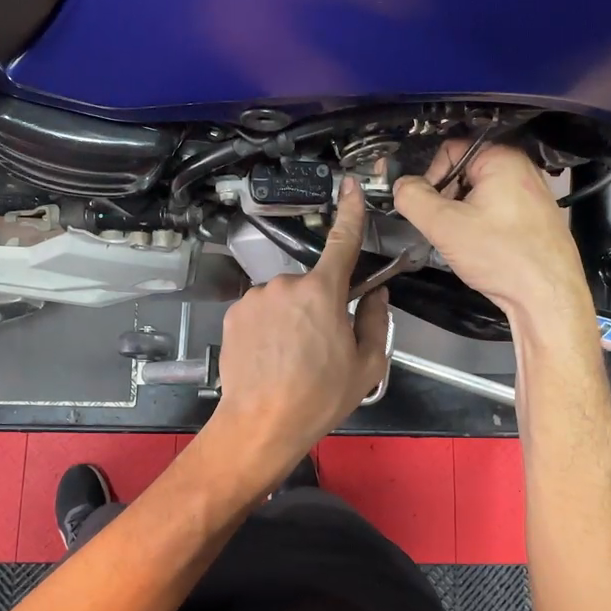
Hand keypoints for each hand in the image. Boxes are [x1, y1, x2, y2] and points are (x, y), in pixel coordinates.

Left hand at [214, 178, 390, 481]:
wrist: (261, 423)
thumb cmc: (319, 397)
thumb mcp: (366, 365)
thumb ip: (375, 320)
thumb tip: (375, 295)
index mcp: (323, 291)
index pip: (343, 241)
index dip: (351, 211)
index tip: (349, 186)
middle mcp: (286, 284)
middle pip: (312, 285)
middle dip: (319, 306)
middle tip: (321, 348)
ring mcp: (256, 298)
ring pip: (284, 299)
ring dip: (291, 318)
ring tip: (292, 359)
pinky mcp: (234, 313)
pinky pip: (261, 312)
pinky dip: (268, 327)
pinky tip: (270, 357)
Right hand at [393, 141, 592, 326]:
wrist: (548, 298)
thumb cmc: (502, 257)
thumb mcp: (444, 226)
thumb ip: (413, 199)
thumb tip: (401, 186)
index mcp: (503, 158)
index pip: (449, 151)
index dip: (431, 178)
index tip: (430, 209)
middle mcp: (522, 169)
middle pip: (464, 173)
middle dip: (448, 200)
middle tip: (446, 229)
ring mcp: (532, 194)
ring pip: (479, 195)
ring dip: (463, 216)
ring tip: (465, 243)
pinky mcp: (535, 218)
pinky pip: (496, 211)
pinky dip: (482, 226)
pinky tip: (483, 250)